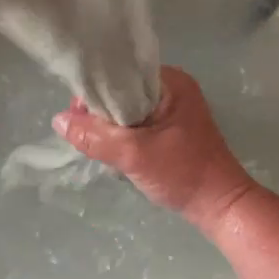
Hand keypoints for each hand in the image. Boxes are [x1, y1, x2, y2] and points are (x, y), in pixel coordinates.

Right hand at [53, 67, 255, 232]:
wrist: (219, 205)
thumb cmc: (183, 174)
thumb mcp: (134, 154)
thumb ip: (95, 137)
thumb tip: (58, 121)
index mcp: (170, 81)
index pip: (120, 73)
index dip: (94, 91)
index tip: (76, 117)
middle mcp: (173, 88)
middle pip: (121, 91)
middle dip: (100, 112)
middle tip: (85, 136)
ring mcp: (173, 110)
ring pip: (127, 109)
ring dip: (110, 127)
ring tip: (98, 146)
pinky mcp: (171, 130)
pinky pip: (137, 124)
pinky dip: (123, 136)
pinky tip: (114, 151)